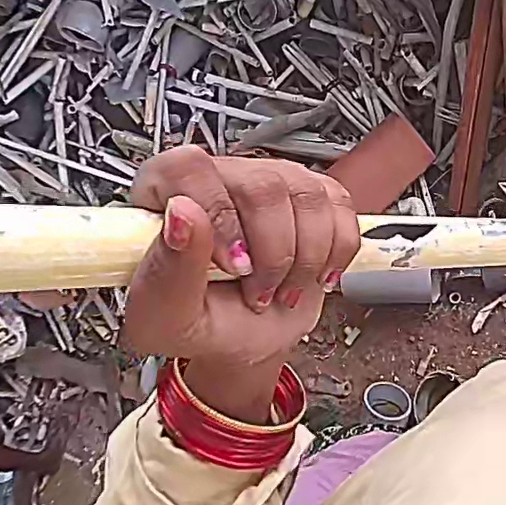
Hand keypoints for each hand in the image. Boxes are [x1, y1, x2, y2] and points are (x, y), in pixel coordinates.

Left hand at [123, 146, 359, 421]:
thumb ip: (168, 269)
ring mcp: (268, 178)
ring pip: (307, 194)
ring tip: (280, 287)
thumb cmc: (200, 324)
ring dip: (304, 258)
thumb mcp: (167, 318)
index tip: (232, 267)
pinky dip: (334, 251)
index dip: (218, 218)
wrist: (245, 336)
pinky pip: (339, 205)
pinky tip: (310, 274)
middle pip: (262, 186)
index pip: (192, 169)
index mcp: (166, 190)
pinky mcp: (309, 192)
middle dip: (271, 255)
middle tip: (257, 291)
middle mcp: (219, 175)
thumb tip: (182, 214)